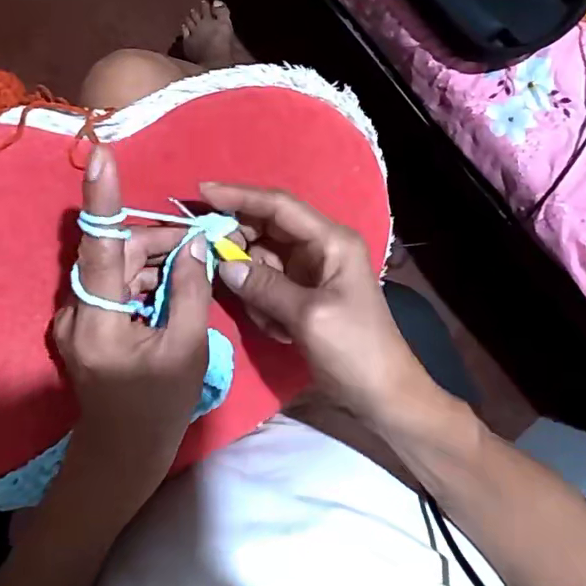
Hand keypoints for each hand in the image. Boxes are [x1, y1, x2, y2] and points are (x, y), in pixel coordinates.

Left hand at [51, 146, 213, 497]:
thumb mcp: (185, 348)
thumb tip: (193, 245)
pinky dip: (146, 282)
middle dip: (160, 245)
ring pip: (119, 268)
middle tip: (202, 250)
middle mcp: (77, 310)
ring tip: (192, 277)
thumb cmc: (156, 408)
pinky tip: (172, 295)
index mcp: (98, 319)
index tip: (101, 154)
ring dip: (156, 264)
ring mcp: (76, 317)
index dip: (102, 198)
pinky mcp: (85, 323)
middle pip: (117, 254)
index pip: (100, 247)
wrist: (119, 457)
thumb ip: (189, 290)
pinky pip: (117, 286)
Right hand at [198, 183, 427, 420]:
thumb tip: (224, 264)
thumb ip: (264, 286)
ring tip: (273, 321)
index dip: (240, 196)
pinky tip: (281, 332)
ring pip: (261, 260)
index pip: (279, 206)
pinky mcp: (302, 294)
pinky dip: (263, 305)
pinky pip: (267, 286)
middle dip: (240, 247)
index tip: (203, 192)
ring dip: (255, 287)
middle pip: (266, 229)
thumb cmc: (355, 349)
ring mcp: (310, 271)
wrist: (382, 394)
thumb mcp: (308, 316)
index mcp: (331, 241)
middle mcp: (319, 248)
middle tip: (216, 266)